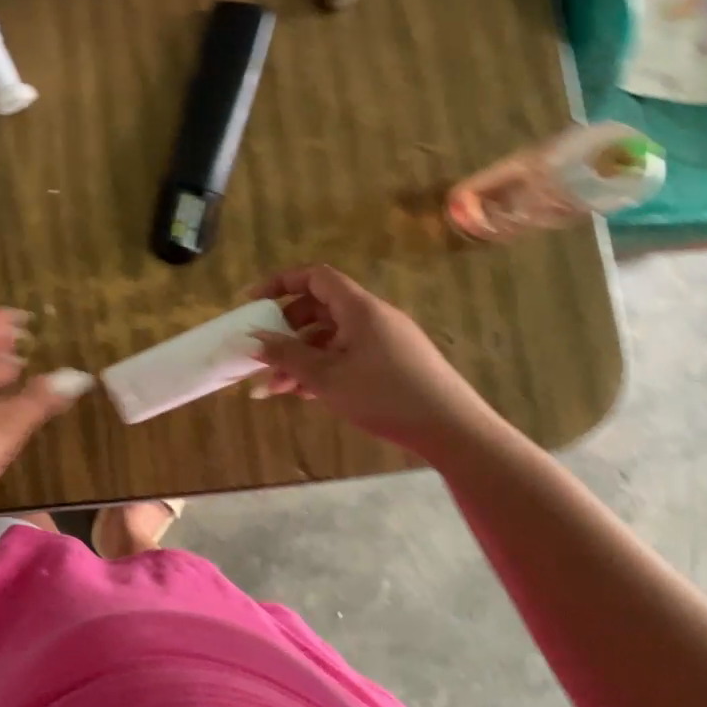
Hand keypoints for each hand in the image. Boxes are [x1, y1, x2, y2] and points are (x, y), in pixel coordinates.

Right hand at [247, 266, 502, 452]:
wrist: (453, 429)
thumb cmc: (385, 396)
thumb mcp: (326, 377)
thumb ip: (287, 355)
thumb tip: (254, 339)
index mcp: (359, 309)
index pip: (316, 277)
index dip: (281, 283)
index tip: (253, 303)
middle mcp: (372, 317)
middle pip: (319, 308)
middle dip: (286, 331)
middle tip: (263, 354)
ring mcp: (385, 340)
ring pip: (330, 337)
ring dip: (300, 357)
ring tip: (276, 388)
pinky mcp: (392, 362)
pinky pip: (347, 353)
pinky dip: (322, 367)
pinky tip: (305, 394)